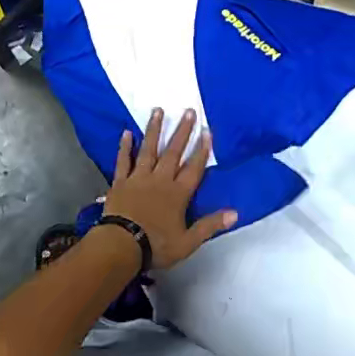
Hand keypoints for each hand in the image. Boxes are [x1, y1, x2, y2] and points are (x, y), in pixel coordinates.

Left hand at [100, 108, 237, 270]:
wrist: (121, 244)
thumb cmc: (156, 245)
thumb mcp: (188, 241)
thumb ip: (210, 225)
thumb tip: (235, 213)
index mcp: (177, 194)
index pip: (193, 168)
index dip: (201, 150)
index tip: (207, 131)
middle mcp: (159, 180)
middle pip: (173, 153)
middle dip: (182, 132)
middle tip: (188, 111)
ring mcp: (138, 178)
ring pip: (148, 150)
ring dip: (154, 130)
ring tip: (158, 110)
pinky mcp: (120, 182)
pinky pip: (123, 160)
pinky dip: (125, 146)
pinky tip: (127, 132)